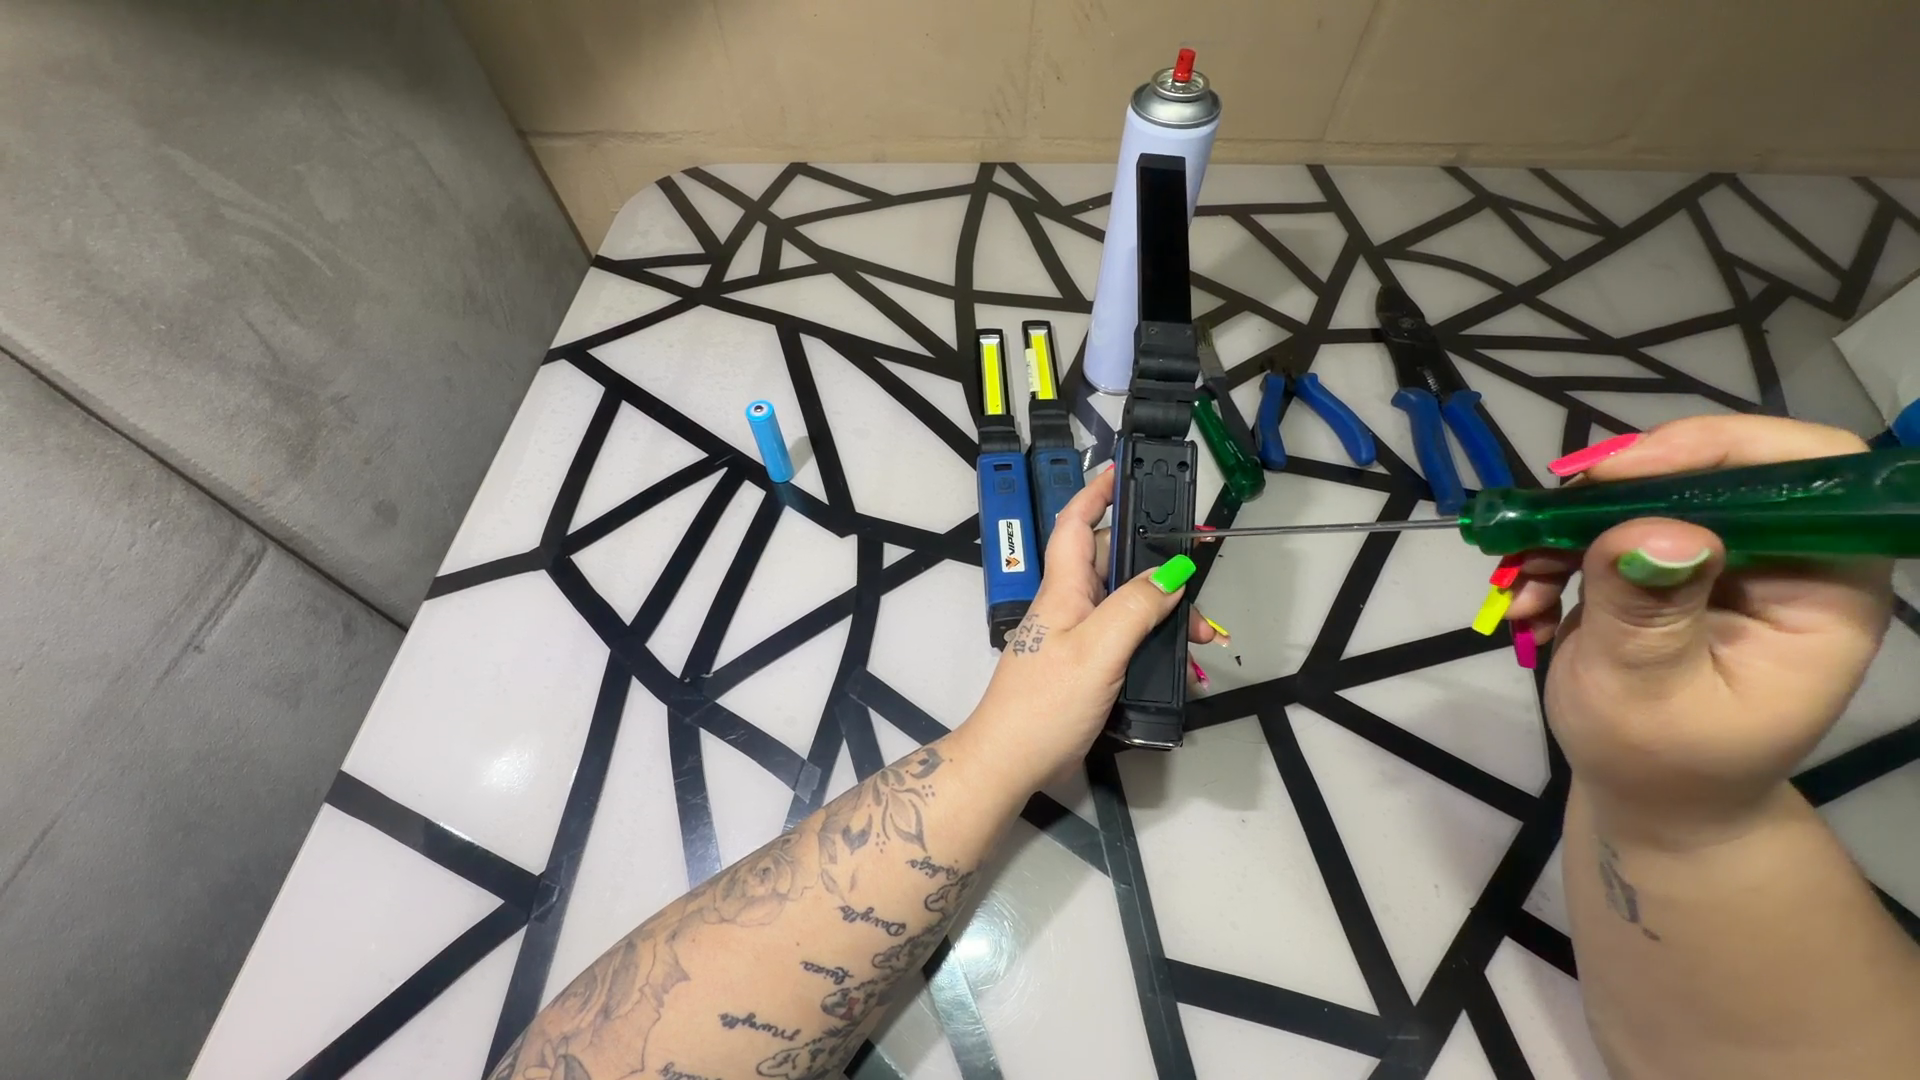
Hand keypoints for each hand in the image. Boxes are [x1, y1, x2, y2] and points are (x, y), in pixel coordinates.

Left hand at [959, 468, 1214, 788]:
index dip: (1096, 493)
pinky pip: (1128, 640)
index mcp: (1064, 589)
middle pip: (1116, 564)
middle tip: (1199, 573)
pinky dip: (1156, 645)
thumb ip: (1135, 607)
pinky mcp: (1087, 665)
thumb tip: (1172, 572)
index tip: (1122, 471)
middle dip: (1158, 566)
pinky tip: (1183, 667)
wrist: (1013, 759)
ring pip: (1129, 605)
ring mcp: (1078, 636)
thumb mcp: (1097, 649)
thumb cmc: (1045, 702)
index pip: (1077, 524)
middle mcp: (1070, 605)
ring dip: (1165, 613)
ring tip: (1201, 637)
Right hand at [1508, 416, 1892, 847]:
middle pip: (1703, 474)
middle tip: (1536, 521)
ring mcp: (1706, 566)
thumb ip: (1647, 610)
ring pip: (1635, 502)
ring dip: (1559, 536)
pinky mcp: (1651, 575)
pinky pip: (1595, 536)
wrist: (1646, 795)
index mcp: (1817, 590)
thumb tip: (1651, 528)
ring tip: (1520, 588)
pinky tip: (1525, 606)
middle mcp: (1770, 562)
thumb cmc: (1663, 759)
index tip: (1617, 472)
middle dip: (1607, 496)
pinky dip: (1546, 561)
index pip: (1804, 475)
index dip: (1719, 451)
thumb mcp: (1648, 688)